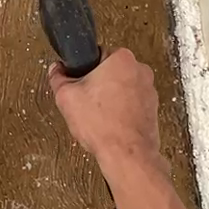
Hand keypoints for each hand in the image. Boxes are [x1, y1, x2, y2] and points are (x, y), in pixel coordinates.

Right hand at [49, 48, 161, 176]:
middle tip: (86, 102)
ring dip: (109, 99)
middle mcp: (140, 70)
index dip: (83, 71)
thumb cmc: (103, 125)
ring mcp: (149, 90)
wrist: (126, 153)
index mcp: (121, 58)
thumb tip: (56, 71)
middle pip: (110, 72)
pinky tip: (109, 124)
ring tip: (98, 116)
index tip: (78, 82)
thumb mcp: (66, 97)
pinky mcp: (152, 109)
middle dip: (97, 85)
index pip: (96, 55)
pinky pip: (131, 105)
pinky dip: (120, 112)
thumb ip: (58, 78)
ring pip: (121, 88)